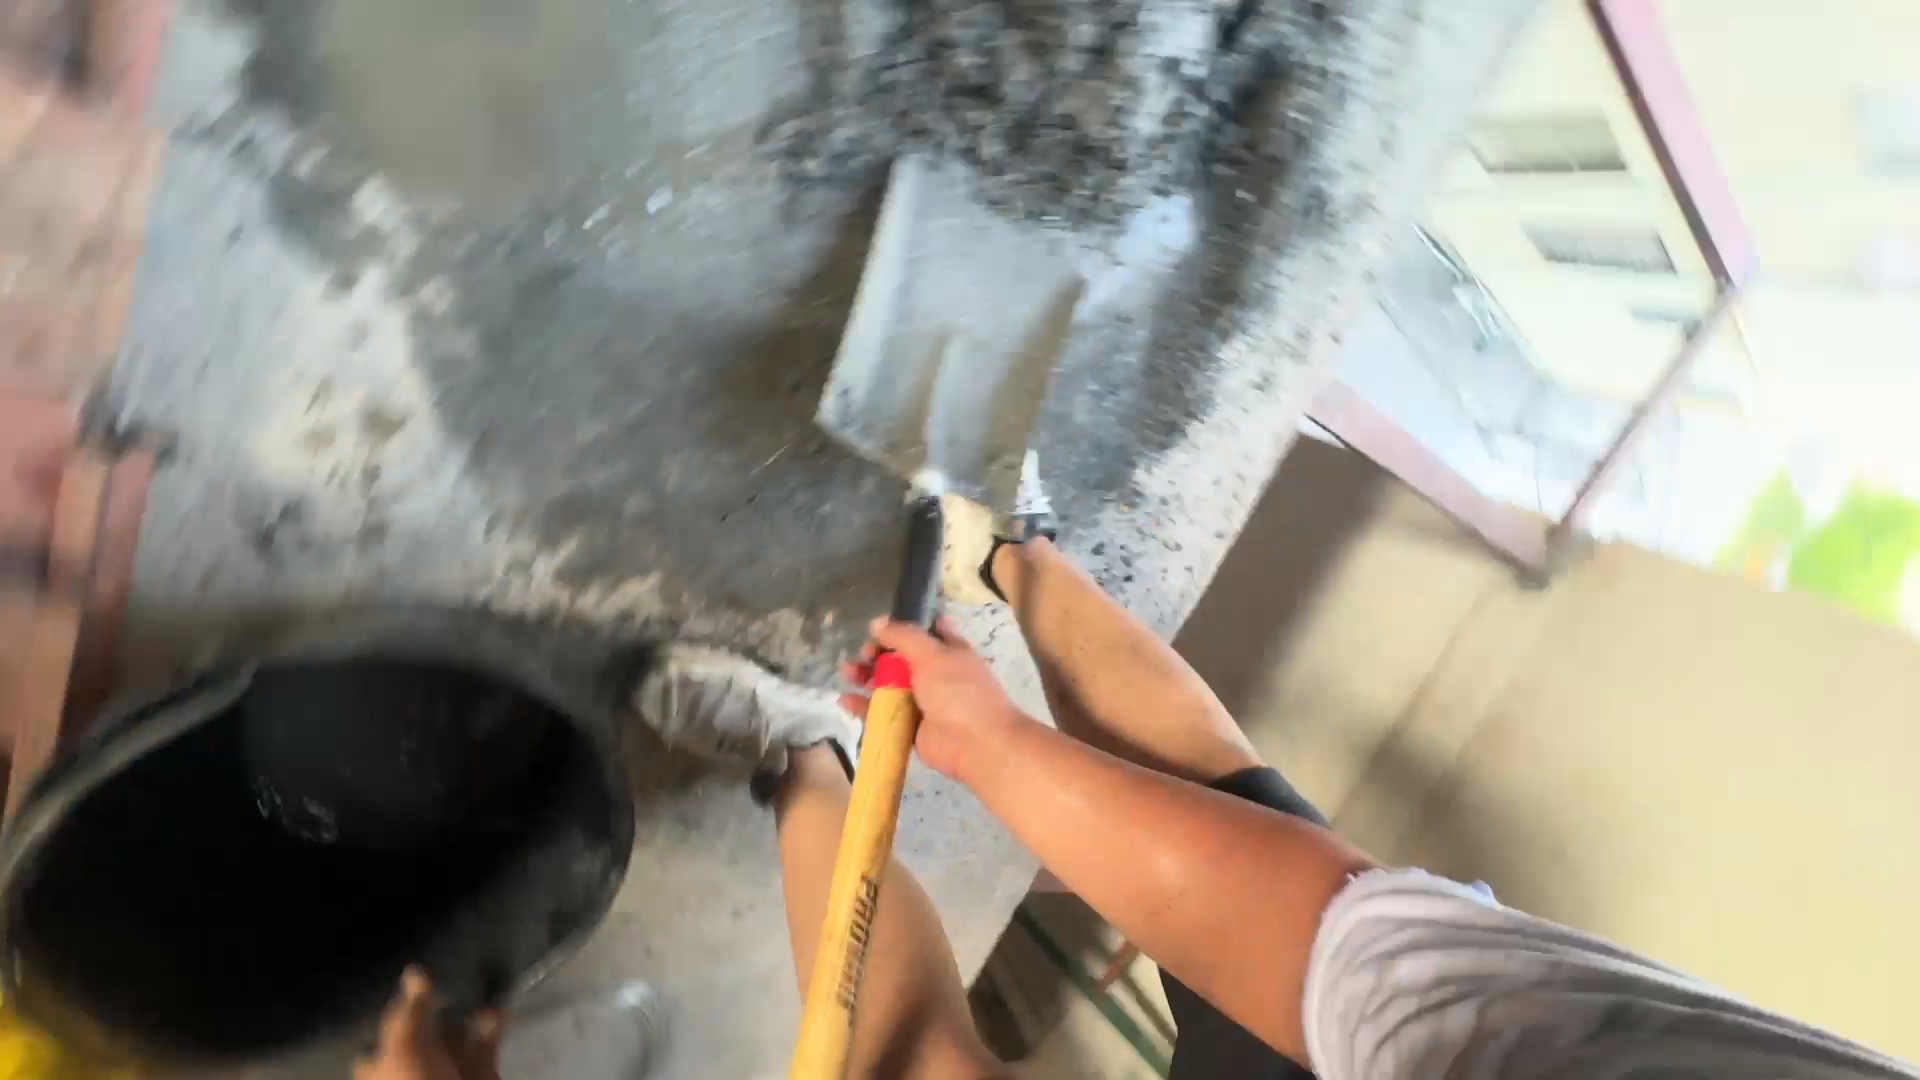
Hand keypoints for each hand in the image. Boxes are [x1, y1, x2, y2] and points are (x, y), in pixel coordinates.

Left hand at [354, 969, 503, 1079]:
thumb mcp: (404, 1054)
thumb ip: (409, 1014)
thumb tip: (415, 970)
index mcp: (386, 1065)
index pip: (393, 1024)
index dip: (407, 998)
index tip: (426, 968)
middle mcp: (416, 1064)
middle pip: (430, 1023)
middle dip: (447, 999)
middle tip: (460, 971)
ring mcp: (450, 1067)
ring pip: (462, 1027)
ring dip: (475, 1007)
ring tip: (483, 988)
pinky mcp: (482, 1068)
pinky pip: (488, 1037)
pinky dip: (495, 1021)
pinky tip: (499, 1009)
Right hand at [839, 616, 1028, 779]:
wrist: (977, 743)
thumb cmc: (959, 690)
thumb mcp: (933, 654)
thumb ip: (904, 636)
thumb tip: (877, 622)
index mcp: (948, 651)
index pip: (923, 633)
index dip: (901, 628)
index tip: (878, 629)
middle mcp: (935, 674)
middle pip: (900, 659)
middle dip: (877, 654)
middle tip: (861, 655)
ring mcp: (923, 702)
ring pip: (889, 686)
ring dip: (867, 678)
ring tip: (846, 673)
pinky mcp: (911, 727)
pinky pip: (883, 714)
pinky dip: (864, 707)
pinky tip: (844, 700)